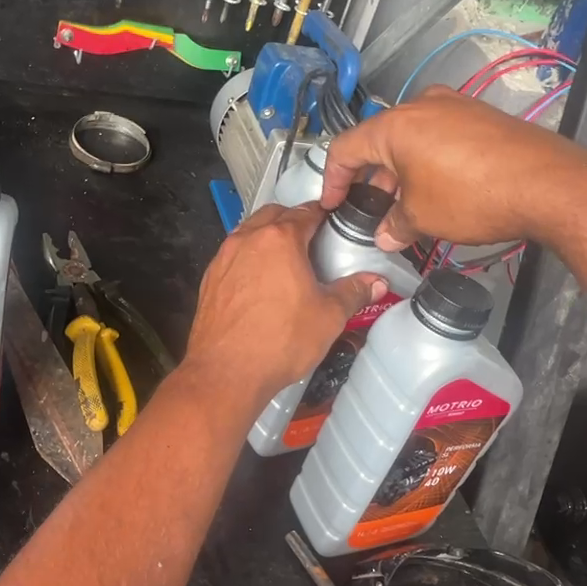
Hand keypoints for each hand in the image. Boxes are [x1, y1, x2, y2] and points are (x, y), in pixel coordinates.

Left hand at [183, 204, 386, 404]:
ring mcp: (224, 259)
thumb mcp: (329, 317)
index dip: (322, 215)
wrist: (225, 372)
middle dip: (292, 219)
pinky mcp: (210, 280)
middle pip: (273, 215)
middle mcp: (247, 240)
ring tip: (286, 258)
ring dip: (267, 236)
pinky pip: (232, 256)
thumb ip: (353, 293)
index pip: (305, 213)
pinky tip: (259, 280)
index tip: (333, 222)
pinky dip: (248, 257)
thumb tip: (376, 283)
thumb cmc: (280, 341)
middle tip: (311, 238)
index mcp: (279, 239)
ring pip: (248, 232)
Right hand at [321, 87, 586, 251]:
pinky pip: (440, 137)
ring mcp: (455, 107)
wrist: (548, 184)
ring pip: (412, 139)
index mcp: (394, 125)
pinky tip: (438, 191)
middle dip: (371, 178)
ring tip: (404, 207)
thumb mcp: (422, 218)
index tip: (331, 204)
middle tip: (370, 210)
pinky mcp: (482, 117)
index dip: (332, 180)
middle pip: (379, 141)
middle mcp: (421, 106)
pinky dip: (428, 162)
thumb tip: (387, 235)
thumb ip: (395, 224)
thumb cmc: (471, 197)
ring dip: (401, 172)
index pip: (345, 148)